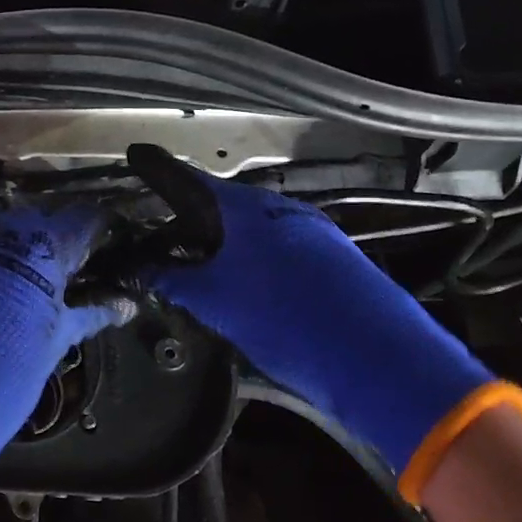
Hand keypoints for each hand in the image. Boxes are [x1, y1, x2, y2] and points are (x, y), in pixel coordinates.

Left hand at [0, 200, 134, 521]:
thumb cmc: (7, 371)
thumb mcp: (56, 341)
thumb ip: (90, 314)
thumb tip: (124, 305)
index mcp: (46, 246)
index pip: (83, 217)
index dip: (95, 228)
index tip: (100, 240)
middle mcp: (4, 225)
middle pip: (36, 214)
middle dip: (48, 235)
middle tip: (56, 266)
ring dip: (6, 234)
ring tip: (12, 267)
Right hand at [146, 172, 521, 500]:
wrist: (384, 363)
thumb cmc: (286, 319)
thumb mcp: (215, 303)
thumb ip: (172, 280)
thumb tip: (141, 269)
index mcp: (247, 208)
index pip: (190, 180)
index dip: (159, 171)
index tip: (137, 157)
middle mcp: (282, 209)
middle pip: (223, 206)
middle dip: (191, 221)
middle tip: (164, 243)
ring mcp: (315, 233)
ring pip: (254, 231)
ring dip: (225, 246)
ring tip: (203, 275)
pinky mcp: (338, 261)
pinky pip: (281, 250)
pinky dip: (254, 261)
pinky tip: (247, 293)